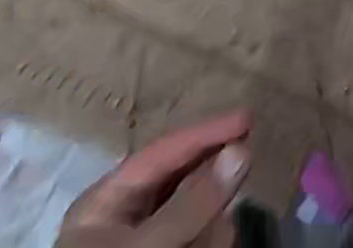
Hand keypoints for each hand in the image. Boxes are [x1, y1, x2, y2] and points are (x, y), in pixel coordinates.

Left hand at [57, 111, 251, 247]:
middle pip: (184, 174)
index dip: (205, 132)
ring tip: (206, 245)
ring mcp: (149, 235)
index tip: (248, 118)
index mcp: (104, 204)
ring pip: (200, 202)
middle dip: (213, 179)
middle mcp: (126, 213)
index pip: (163, 152)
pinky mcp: (174, 247)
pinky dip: (211, 238)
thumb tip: (243, 149)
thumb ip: (192, 204)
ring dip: (212, 219)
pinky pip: (204, 230)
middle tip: (244, 166)